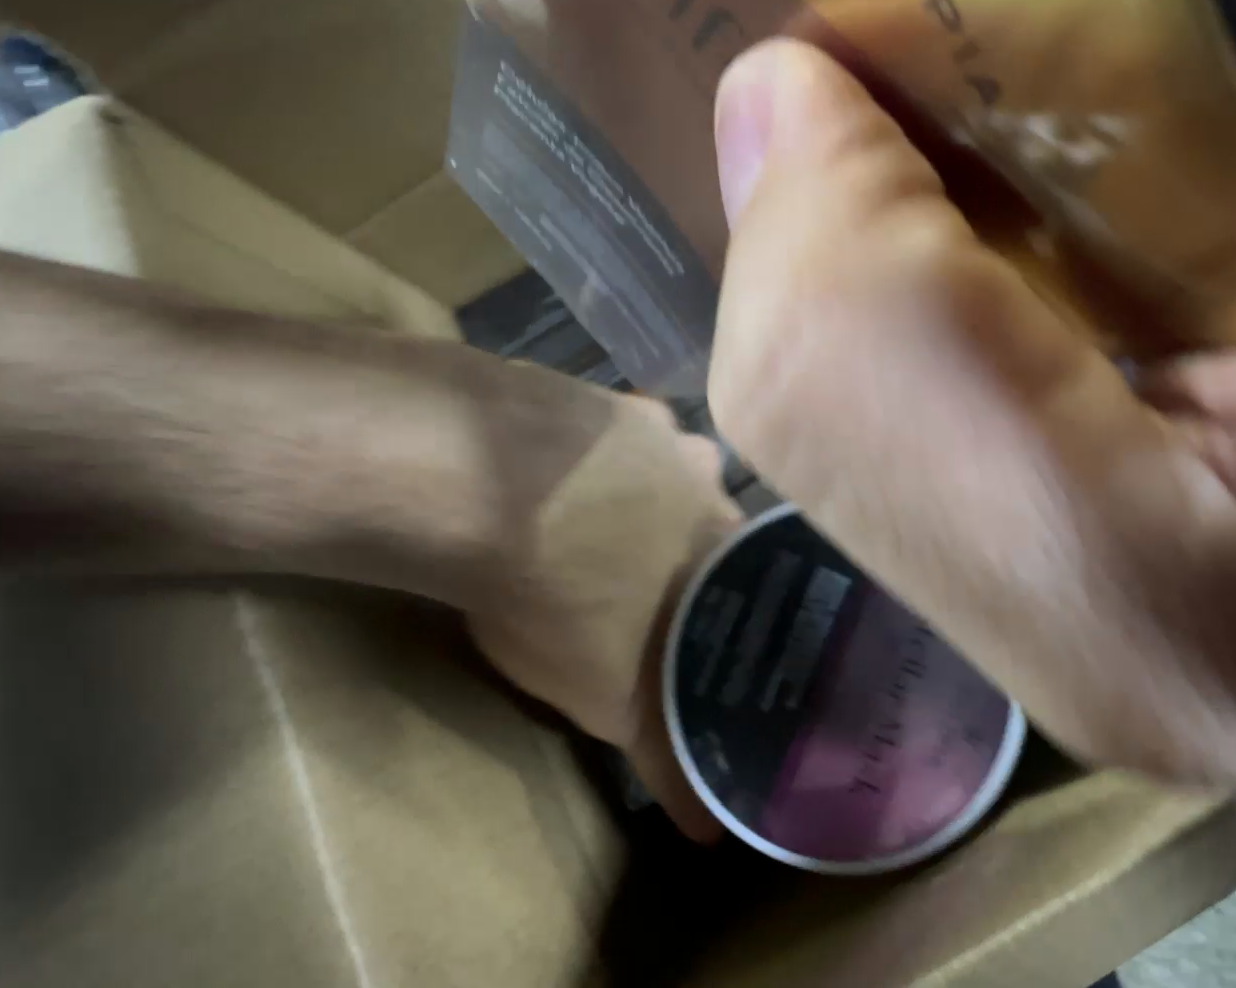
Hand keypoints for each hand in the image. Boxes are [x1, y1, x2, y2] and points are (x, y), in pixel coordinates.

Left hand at [440, 363, 738, 841]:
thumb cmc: (560, 600)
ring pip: (671, 466)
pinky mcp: (600, 398)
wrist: (483, 491)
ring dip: (647, 493)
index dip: (728, 602)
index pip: (753, 581)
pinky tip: (558, 473)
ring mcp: (656, 430)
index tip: (701, 617)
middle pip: (713, 519)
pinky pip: (616, 428)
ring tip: (598, 523)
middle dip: (688, 545)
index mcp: (725, 549)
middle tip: (648, 573)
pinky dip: (598, 452)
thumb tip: (715, 837)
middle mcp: (709, 481)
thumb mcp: (613, 701)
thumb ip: (669, 757)